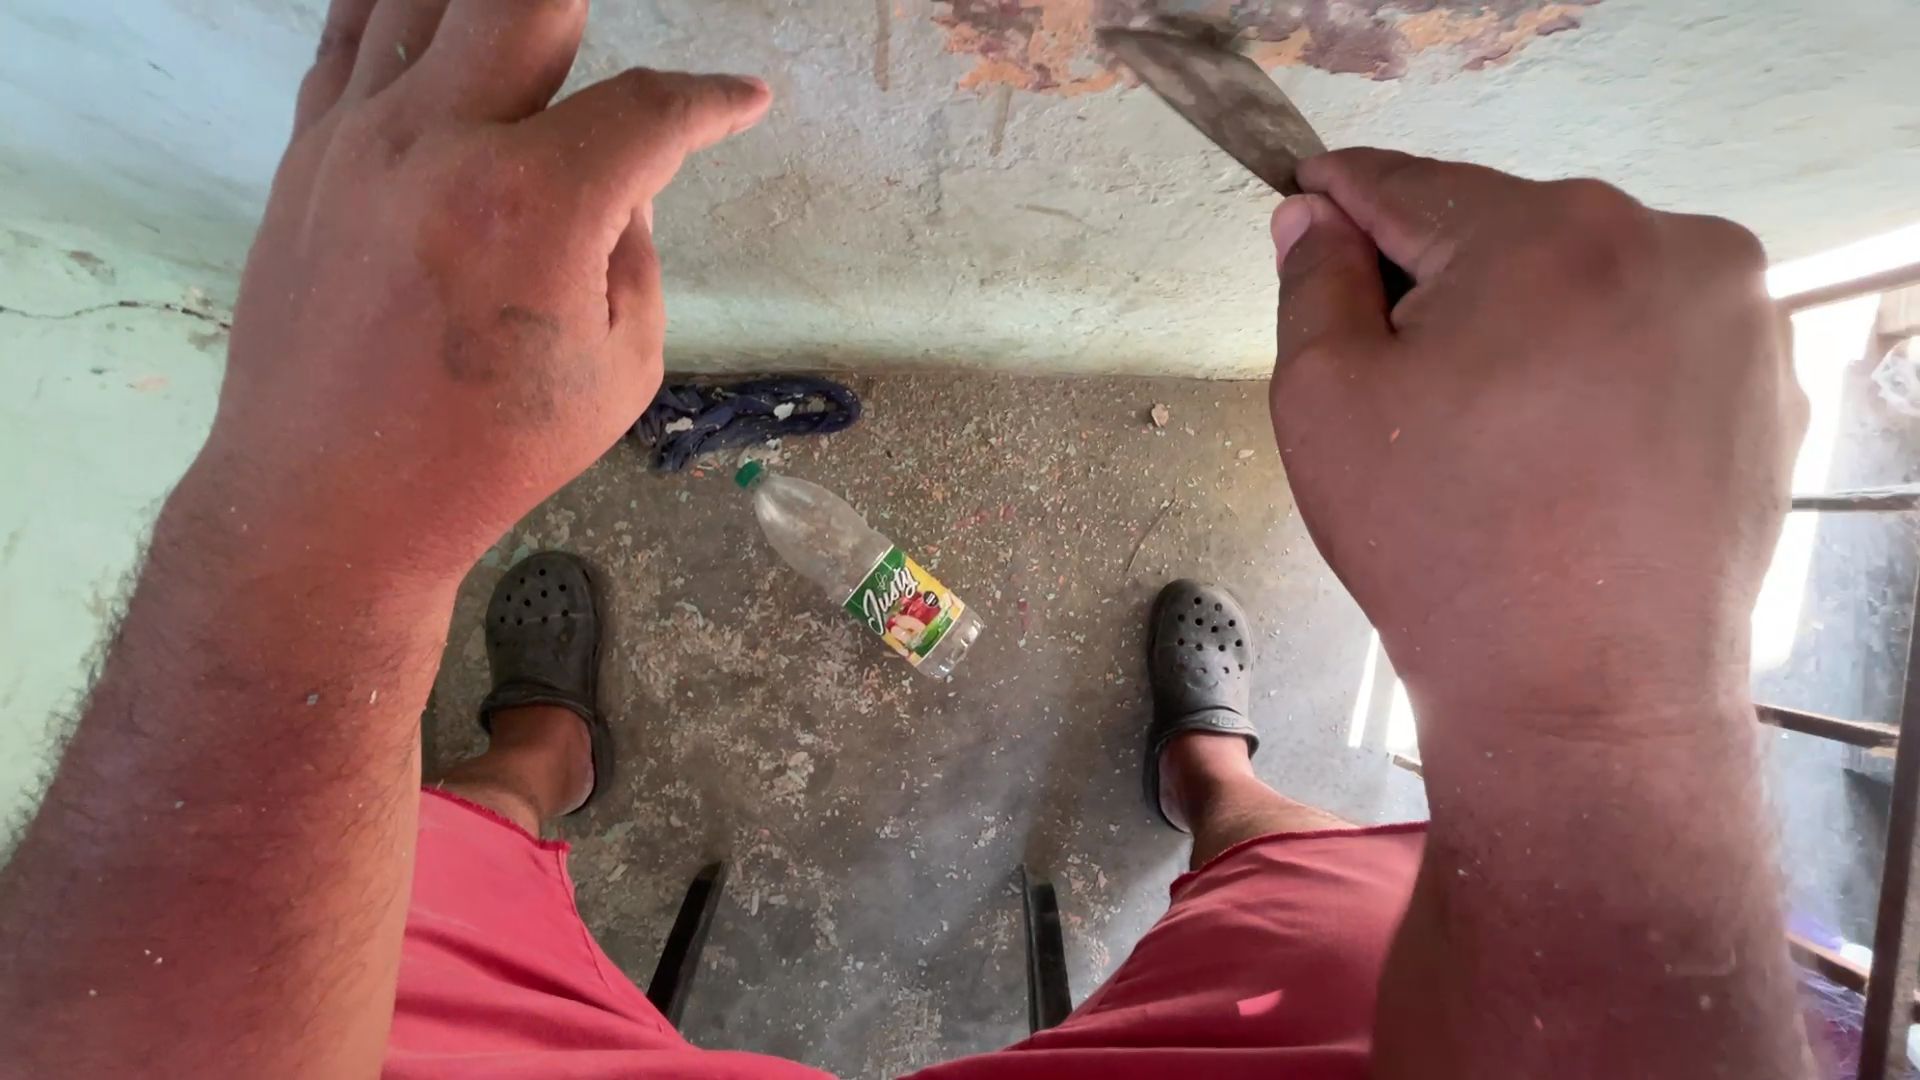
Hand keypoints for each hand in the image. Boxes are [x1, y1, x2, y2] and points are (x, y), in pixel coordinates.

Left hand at [206, 0, 768, 576]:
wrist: (340, 491)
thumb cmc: (502, 446)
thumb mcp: (623, 367)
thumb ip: (635, 256)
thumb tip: (624, 185)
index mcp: (540, 206)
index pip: (648, 111)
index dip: (714, 100)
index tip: (747, 99)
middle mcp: (441, 139)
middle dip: (594, 16)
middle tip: (628, 71)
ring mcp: (358, 132)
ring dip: (505, 7)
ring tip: (546, 40)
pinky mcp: (308, 149)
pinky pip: (355, 30)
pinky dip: (414, 14)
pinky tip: (447, 33)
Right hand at [1268, 150, 1806, 721]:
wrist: (1576, 687)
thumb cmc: (1427, 535)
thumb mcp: (1320, 398)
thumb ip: (1312, 286)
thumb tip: (1313, 220)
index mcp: (1545, 236)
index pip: (1407, 184)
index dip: (1338, 194)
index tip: (1302, 198)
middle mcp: (1667, 244)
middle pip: (1495, 234)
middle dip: (1418, 281)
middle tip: (1372, 369)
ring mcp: (1736, 316)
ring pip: (1567, 286)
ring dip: (1495, 324)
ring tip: (1457, 429)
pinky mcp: (1762, 387)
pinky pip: (1629, 342)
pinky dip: (1564, 368)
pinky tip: (1531, 452)